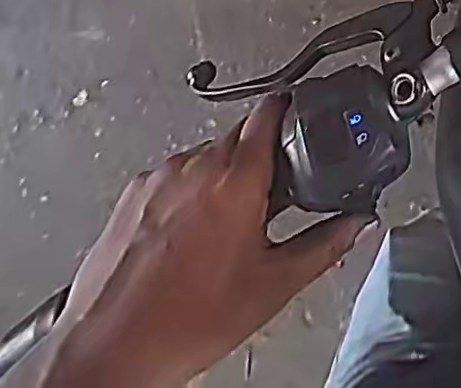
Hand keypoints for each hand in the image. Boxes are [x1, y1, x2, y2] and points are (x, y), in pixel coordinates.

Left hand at [26, 96, 374, 386]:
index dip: (291, 104)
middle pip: (242, 133)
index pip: (271, 111)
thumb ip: (324, 246)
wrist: (104, 357)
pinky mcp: (132, 196)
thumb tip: (356, 224)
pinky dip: (188, 187)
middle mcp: (197, 168)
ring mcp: (160, 179)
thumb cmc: (180, 324)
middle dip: (261, 152)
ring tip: (227, 216)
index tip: (301, 107)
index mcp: (237, 181)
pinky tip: (189, 228)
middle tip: (270, 187)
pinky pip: (174, 172)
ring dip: (223, 171)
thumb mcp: (272, 286)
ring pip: (208, 152)